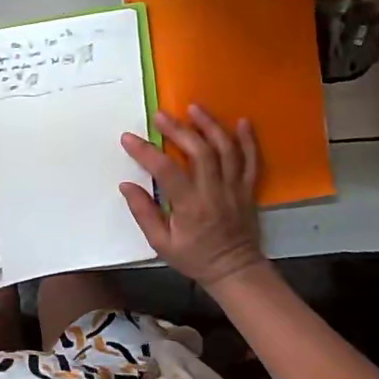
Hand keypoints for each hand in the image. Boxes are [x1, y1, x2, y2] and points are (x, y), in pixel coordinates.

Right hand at [119, 105, 265, 288]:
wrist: (235, 270)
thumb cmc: (195, 258)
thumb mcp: (161, 243)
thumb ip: (144, 213)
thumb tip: (126, 185)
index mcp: (190, 206)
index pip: (166, 171)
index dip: (146, 152)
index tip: (128, 138)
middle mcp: (214, 191)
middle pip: (199, 152)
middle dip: (179, 130)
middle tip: (160, 115)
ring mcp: (234, 188)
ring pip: (225, 150)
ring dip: (210, 126)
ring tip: (194, 108)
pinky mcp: (248, 188)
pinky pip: (251, 160)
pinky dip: (248, 140)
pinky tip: (241, 121)